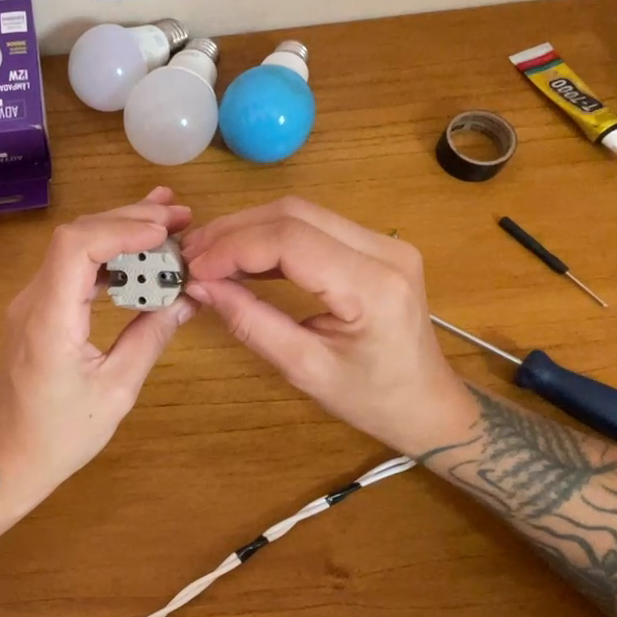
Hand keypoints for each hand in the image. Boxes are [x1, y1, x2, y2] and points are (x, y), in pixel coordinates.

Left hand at [0, 188, 195, 504]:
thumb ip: (150, 338)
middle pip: (76, 237)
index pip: (76, 246)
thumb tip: (188, 298)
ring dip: (118, 233)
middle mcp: (31, 301)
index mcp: (49, 320)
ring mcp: (29, 304)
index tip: (165, 230)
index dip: (121, 227)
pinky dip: (104, 258)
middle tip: (180, 215)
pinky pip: (69, 271)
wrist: (6, 460)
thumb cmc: (60, 436)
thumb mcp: (116, 391)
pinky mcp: (35, 313)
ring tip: (166, 223)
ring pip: (72, 249)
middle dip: (128, 220)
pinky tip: (136, 253)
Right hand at [180, 197, 477, 456]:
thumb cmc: (371, 399)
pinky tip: (239, 258)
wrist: (427, 403)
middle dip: (234, 231)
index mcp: (372, 286)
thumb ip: (252, 323)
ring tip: (206, 255)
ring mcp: (384, 242)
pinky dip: (270, 237)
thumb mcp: (304, 368)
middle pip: (294, 214)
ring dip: (248, 229)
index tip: (192, 269)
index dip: (233, 247)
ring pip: (301, 213)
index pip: (290, 240)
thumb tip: (200, 287)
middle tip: (189, 256)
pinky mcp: (376, 245)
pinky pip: (313, 227)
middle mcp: (384, 249)